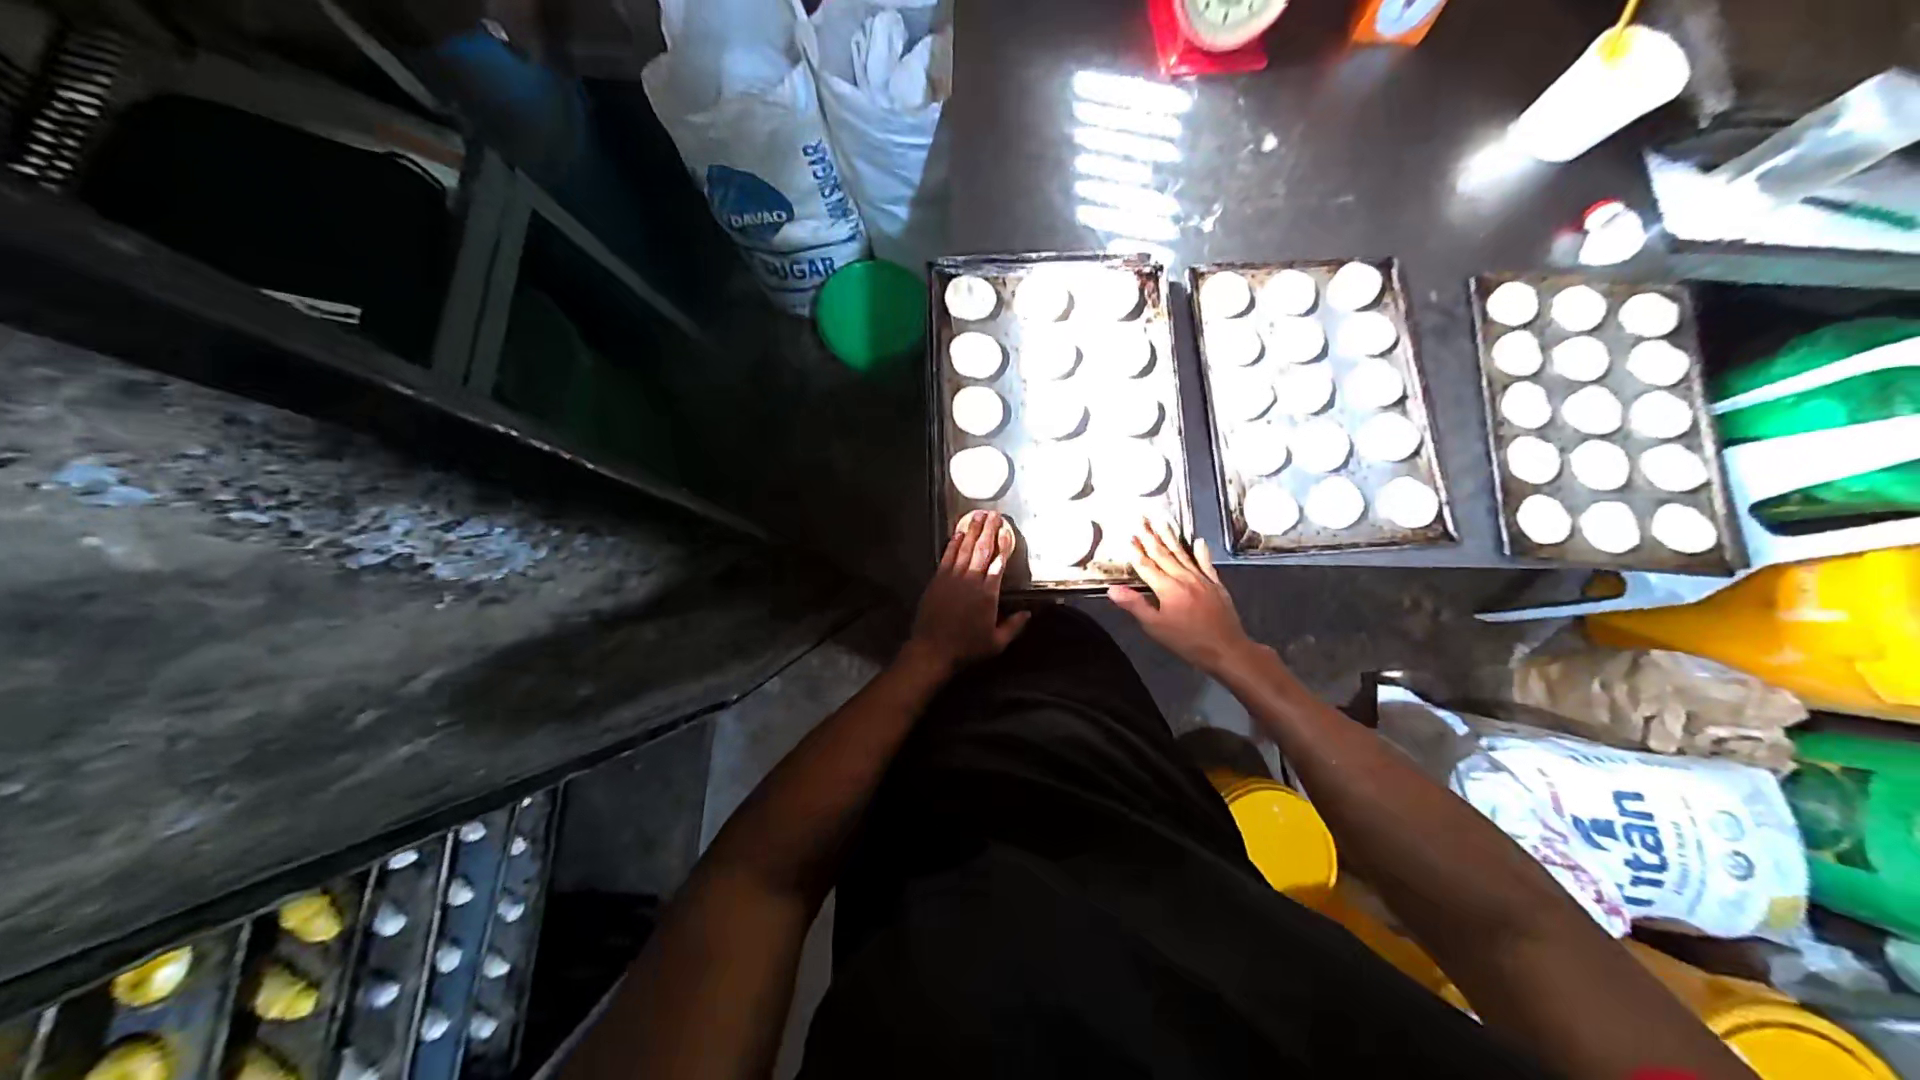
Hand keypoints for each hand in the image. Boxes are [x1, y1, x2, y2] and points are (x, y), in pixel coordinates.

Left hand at [901, 510, 1031, 675]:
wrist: (932, 649)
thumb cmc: (967, 648)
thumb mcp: (997, 643)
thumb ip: (1014, 626)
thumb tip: (1029, 613)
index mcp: (988, 594)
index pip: (998, 563)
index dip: (1003, 545)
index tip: (1007, 530)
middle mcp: (971, 581)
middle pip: (982, 550)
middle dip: (989, 530)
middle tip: (994, 514)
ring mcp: (952, 578)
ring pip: (965, 549)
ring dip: (972, 531)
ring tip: (978, 515)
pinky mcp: (938, 580)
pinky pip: (947, 556)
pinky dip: (953, 543)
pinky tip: (958, 532)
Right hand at [1108, 518, 1261, 675]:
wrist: (1227, 649)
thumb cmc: (1187, 641)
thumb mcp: (1155, 627)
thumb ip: (1135, 605)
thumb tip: (1113, 589)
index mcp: (1167, 588)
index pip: (1147, 566)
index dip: (1136, 552)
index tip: (1129, 537)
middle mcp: (1184, 578)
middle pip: (1163, 554)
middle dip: (1151, 536)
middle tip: (1143, 519)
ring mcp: (1202, 579)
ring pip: (1183, 554)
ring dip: (1171, 537)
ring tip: (1163, 522)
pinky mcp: (1216, 584)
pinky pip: (1206, 564)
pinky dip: (1201, 552)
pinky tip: (1198, 541)